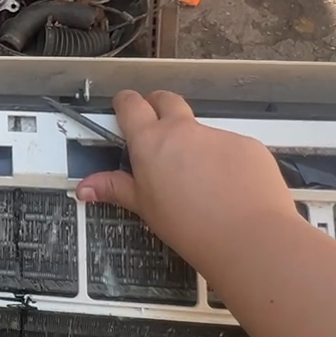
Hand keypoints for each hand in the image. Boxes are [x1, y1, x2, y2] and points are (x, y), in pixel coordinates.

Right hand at [74, 90, 296, 258]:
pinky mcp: (248, 146)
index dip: (126, 103)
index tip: (124, 108)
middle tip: (156, 127)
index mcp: (150, 141)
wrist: (249, 237)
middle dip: (158, 106)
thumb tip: (86, 187)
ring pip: (200, 129)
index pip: (131, 104)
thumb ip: (115, 189)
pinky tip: (229, 188)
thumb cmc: (191, 226)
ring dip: (195, 143)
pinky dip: (226, 160)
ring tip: (199, 178)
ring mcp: (218, 135)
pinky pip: (231, 146)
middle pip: (166, 100)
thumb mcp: (144, 207)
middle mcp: (183, 130)